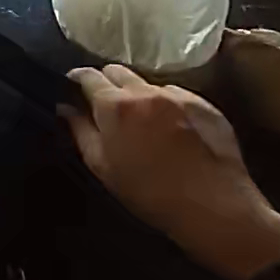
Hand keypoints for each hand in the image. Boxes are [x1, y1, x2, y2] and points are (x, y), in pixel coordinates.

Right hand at [60, 65, 279, 279]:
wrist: (215, 208)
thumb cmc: (147, 191)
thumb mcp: (101, 165)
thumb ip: (80, 129)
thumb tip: (65, 106)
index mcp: (115, 105)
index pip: (88, 75)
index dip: (76, 79)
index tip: (71, 88)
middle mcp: (145, 91)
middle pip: (117, 70)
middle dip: (106, 82)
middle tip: (104, 105)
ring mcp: (178, 96)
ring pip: (146, 82)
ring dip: (136, 94)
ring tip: (140, 119)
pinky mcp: (205, 105)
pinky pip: (174, 94)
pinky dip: (164, 103)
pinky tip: (169, 127)